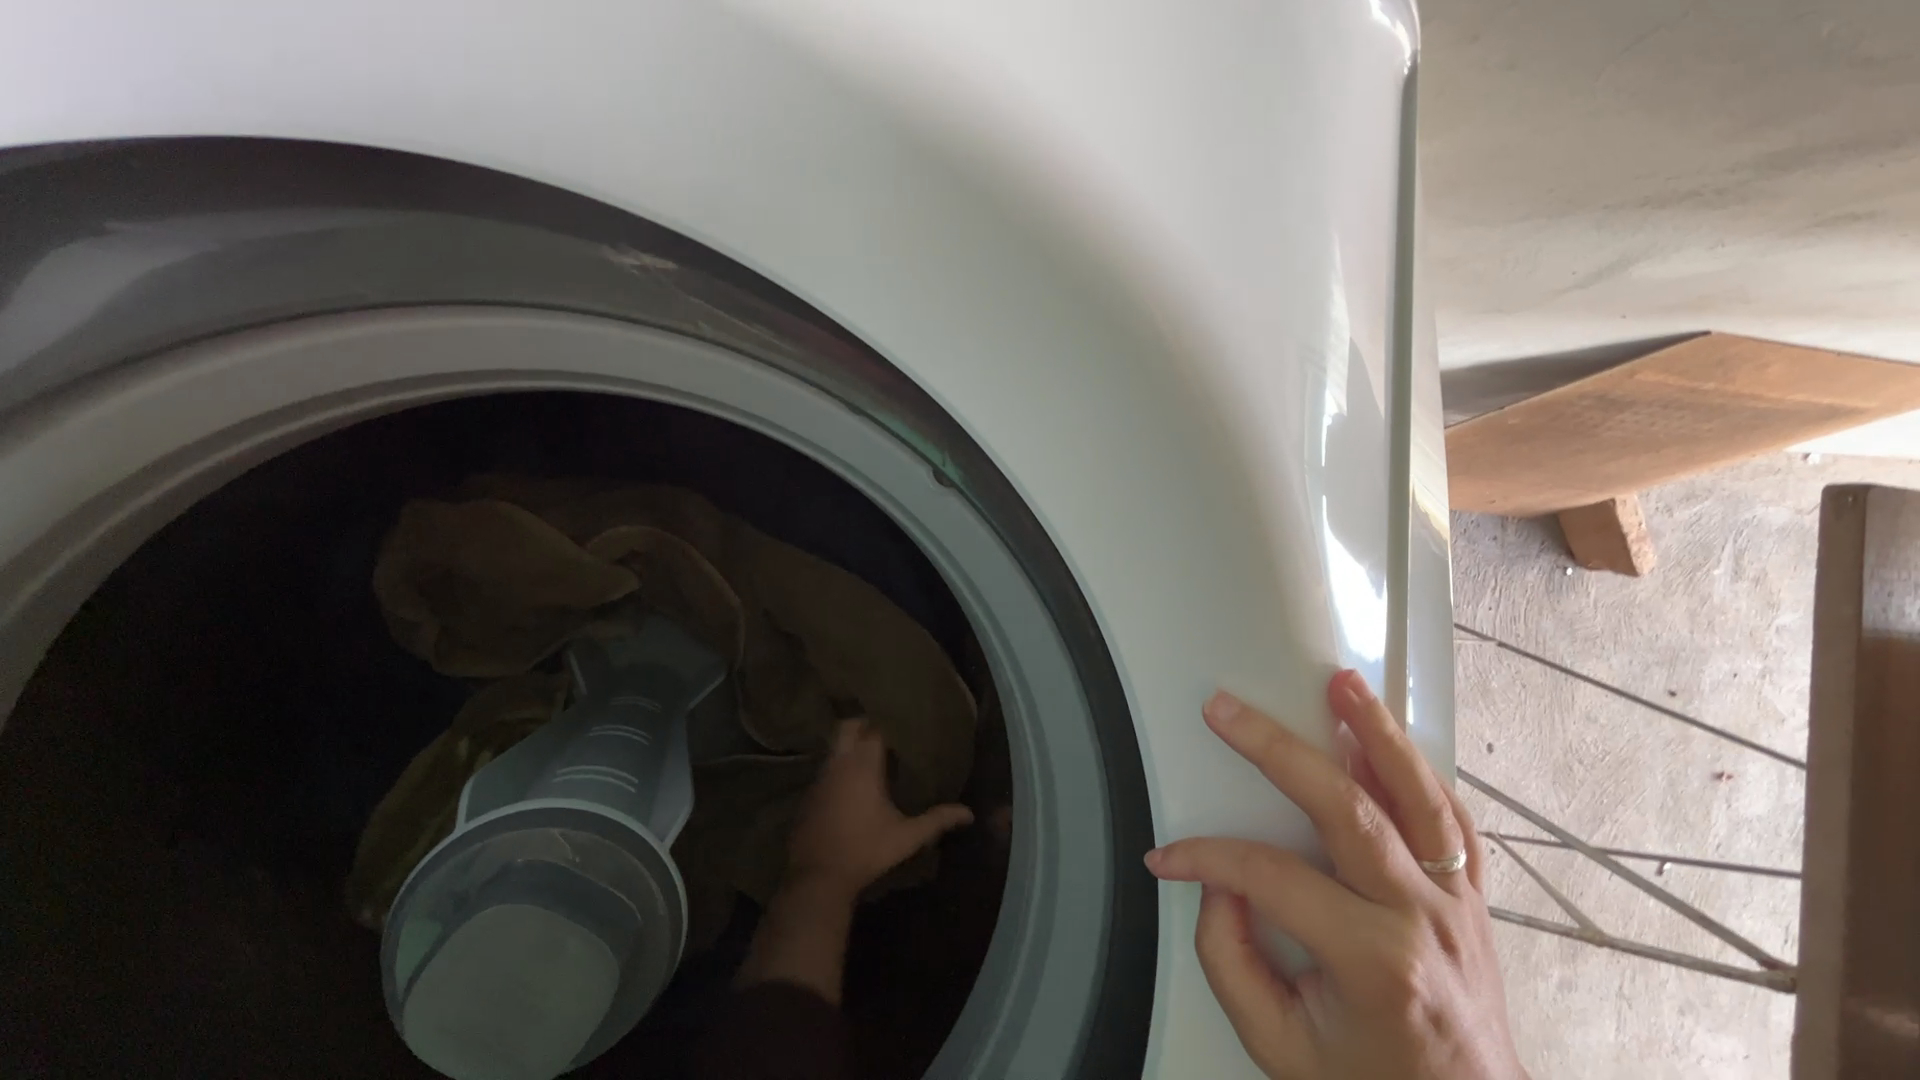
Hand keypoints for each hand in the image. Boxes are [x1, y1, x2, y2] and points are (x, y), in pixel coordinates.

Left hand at [786, 719, 974, 897]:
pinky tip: (850, 786)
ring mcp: (819, 778)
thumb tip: (969, 813)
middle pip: (847, 727)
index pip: (874, 729)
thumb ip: (937, 820)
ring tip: (871, 757)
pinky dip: (838, 769)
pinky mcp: (808, 795)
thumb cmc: (866, 851)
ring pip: (834, 748)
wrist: (818, 877)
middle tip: (885, 734)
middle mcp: (839, 764)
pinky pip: (825, 770)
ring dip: (849, 747)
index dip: (888, 725)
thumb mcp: (907, 837)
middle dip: (864, 724)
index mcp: (863, 766)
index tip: (904, 727)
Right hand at [1145, 671, 1526, 1079]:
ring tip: (1340, 684)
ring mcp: (1456, 903)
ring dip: (1375, 732)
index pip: (1270, 876)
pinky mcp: (1471, 898)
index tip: (1170, 858)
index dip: (1207, 857)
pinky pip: (1452, 821)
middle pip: (1345, 807)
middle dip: (1275, 749)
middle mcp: (1422, 919)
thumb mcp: (1277, 1044)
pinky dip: (1418, 772)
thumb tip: (1219, 887)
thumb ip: (1230, 960)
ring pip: (1416, 797)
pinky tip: (1388, 740)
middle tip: (1226, 710)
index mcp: (1374, 960)